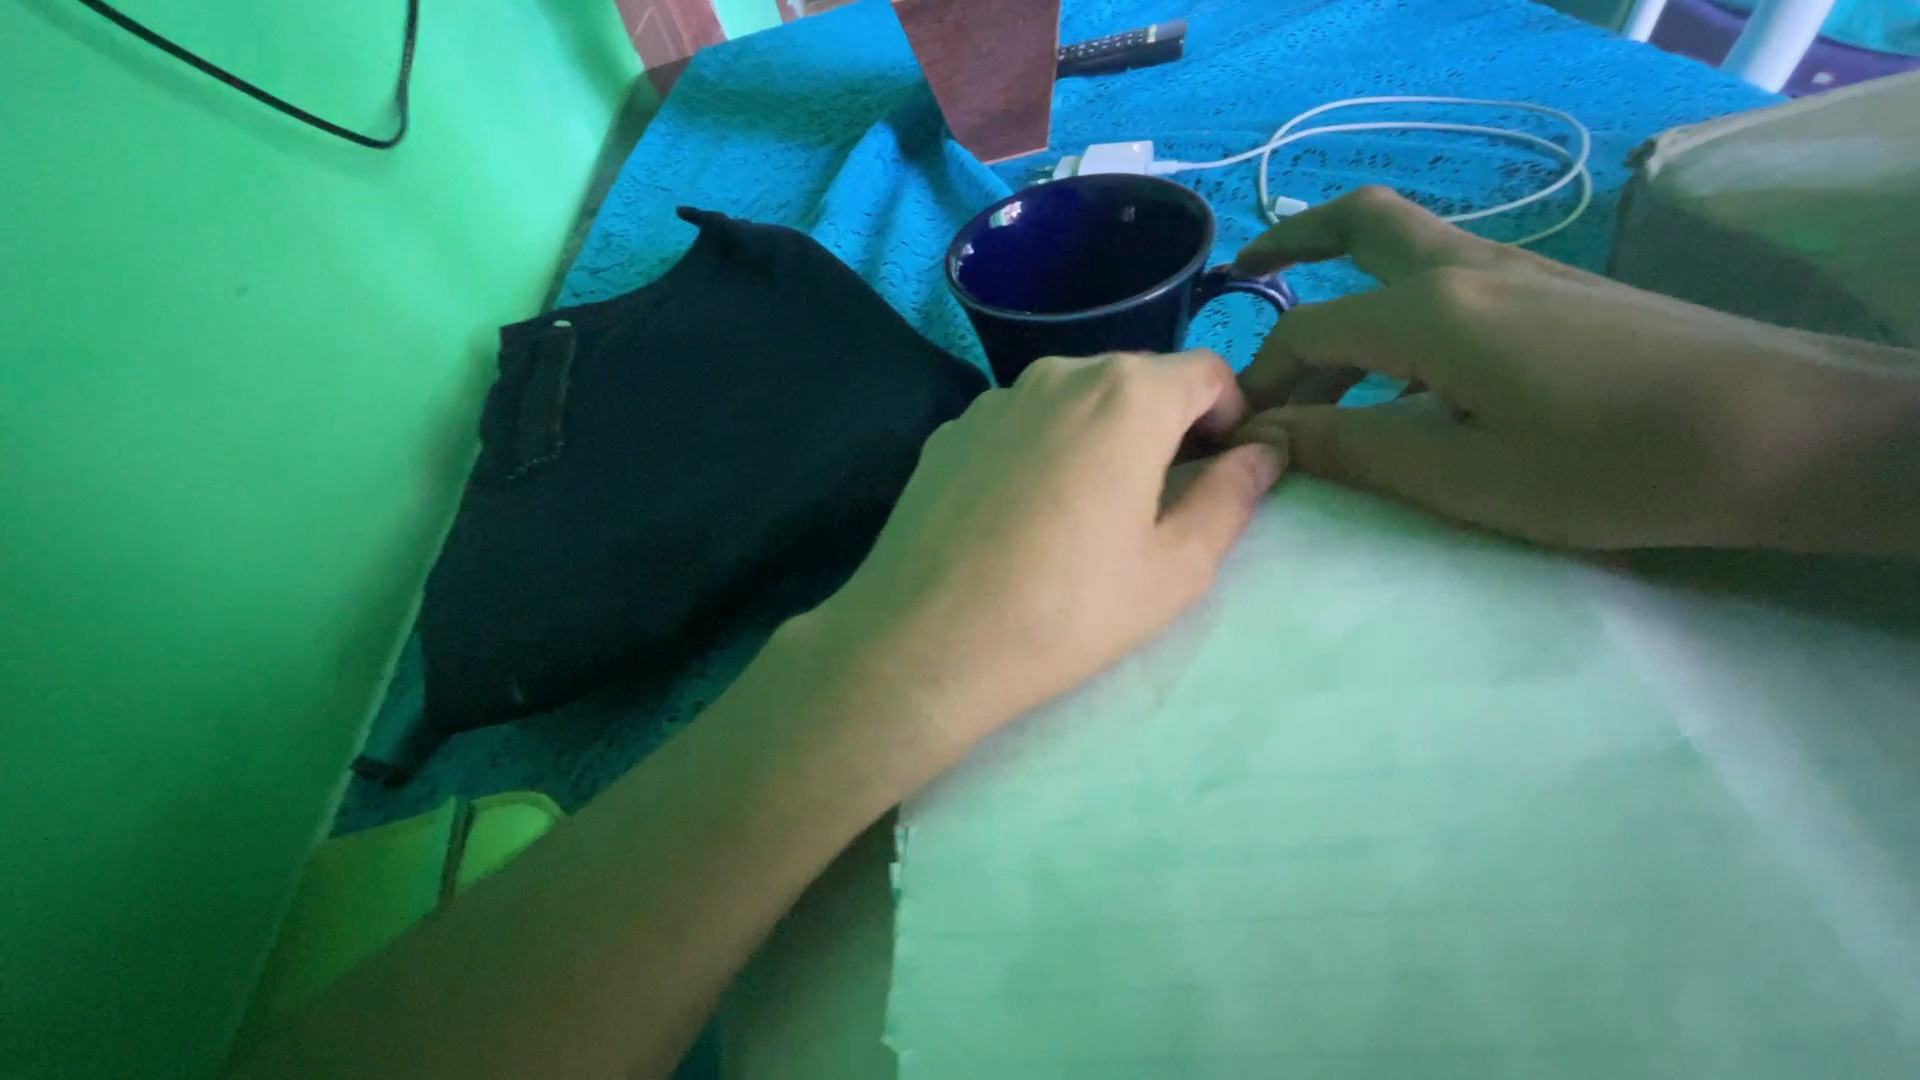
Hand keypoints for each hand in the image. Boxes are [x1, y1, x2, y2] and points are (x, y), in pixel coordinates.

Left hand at [801, 349, 1281, 753]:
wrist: (925, 643)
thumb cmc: (1066, 611)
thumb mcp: (1176, 568)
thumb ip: (1233, 496)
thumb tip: (1265, 450)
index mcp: (1126, 395)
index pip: (1205, 371)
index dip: (1229, 413)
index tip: (1223, 465)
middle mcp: (1057, 375)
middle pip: (1136, 381)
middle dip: (1164, 426)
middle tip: (1160, 499)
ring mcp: (993, 401)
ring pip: (1073, 400)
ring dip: (1100, 436)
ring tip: (1086, 512)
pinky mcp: (948, 433)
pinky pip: (1019, 425)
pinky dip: (1041, 449)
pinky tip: (1022, 515)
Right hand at [1231, 186, 1919, 551]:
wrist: (1800, 433)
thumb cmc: (1613, 467)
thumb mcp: (1461, 476)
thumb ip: (1350, 446)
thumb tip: (1265, 432)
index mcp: (1431, 313)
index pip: (1307, 329)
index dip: (1260, 379)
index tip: (1239, 433)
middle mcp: (1465, 269)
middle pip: (1359, 223)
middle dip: (1292, 242)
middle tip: (1243, 277)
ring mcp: (1515, 271)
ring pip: (1401, 249)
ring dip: (1340, 286)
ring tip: (1310, 364)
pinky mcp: (1550, 290)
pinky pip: (1442, 277)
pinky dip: (1389, 305)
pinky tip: (1395, 364)